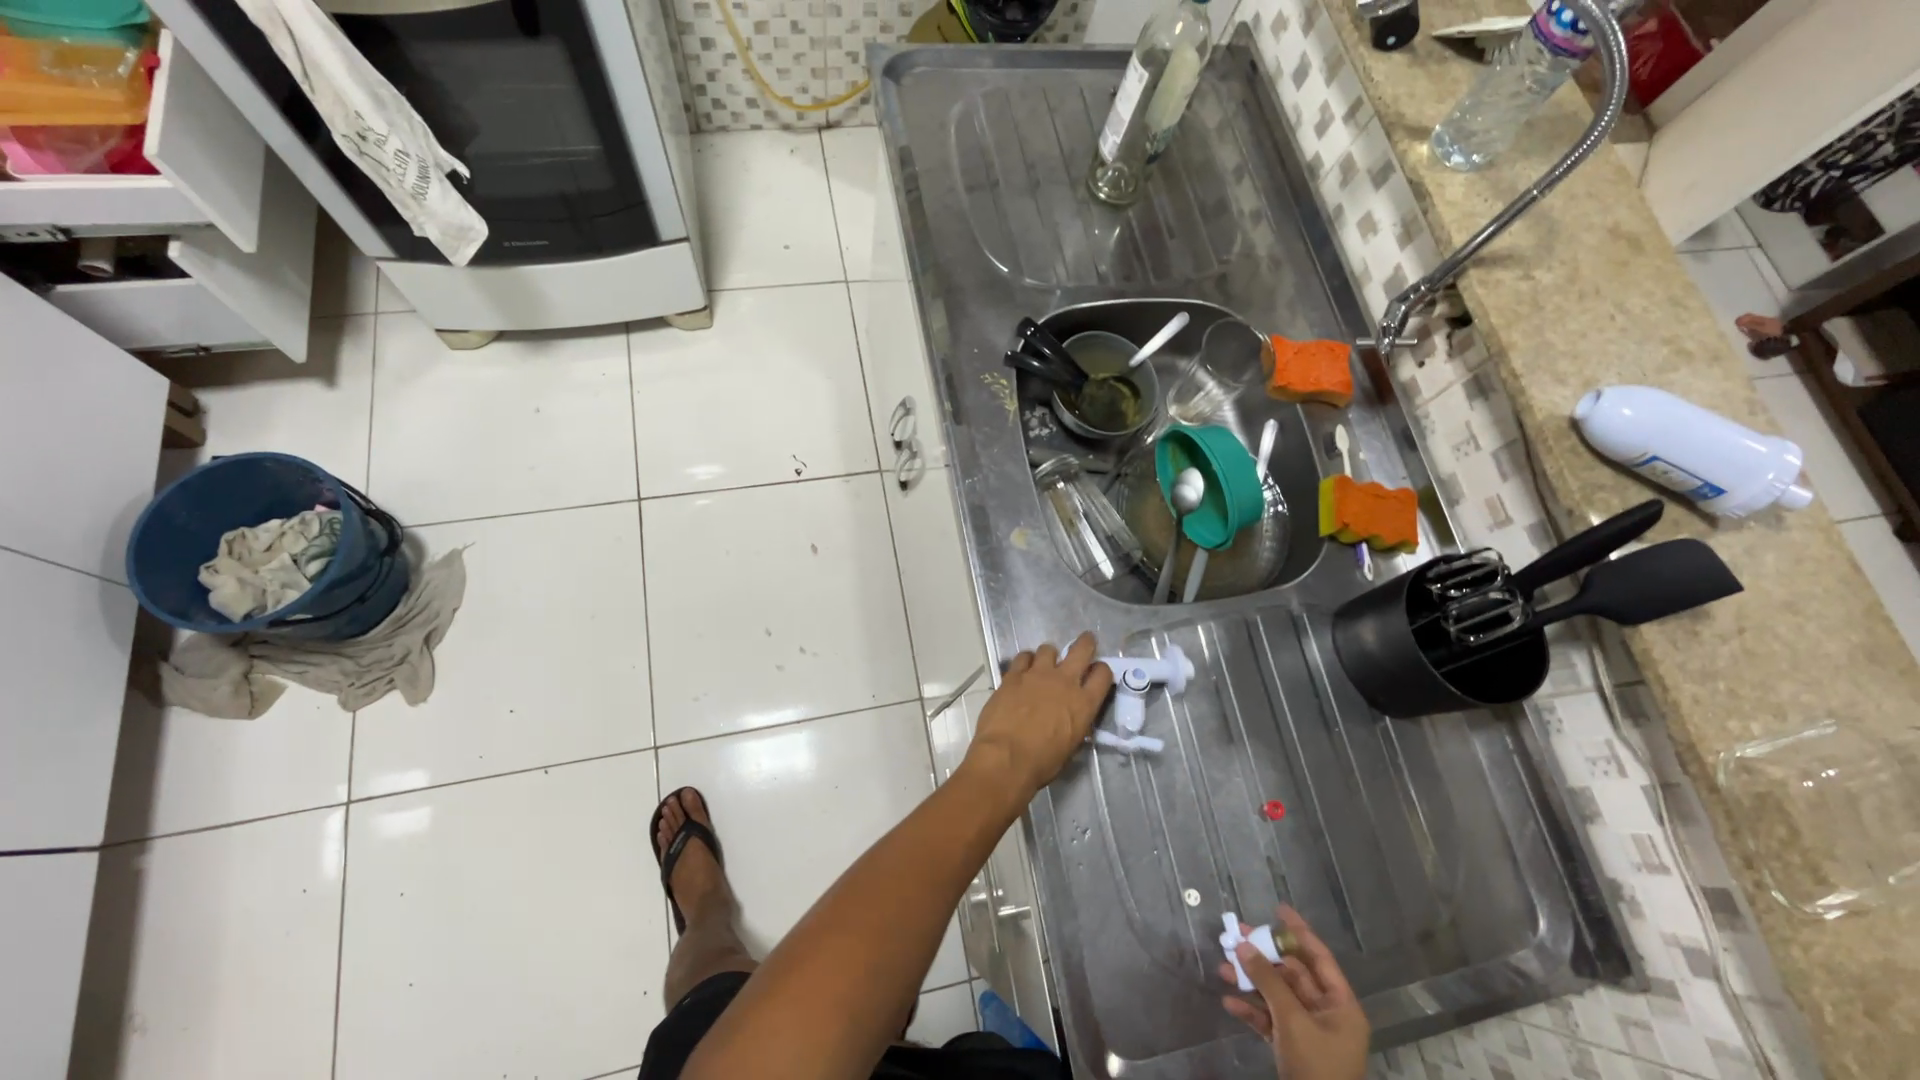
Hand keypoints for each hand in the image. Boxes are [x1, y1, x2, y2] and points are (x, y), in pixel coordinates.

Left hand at [962, 633, 1113, 805]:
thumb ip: (1075, 724)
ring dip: (1049, 655)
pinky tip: (1022, 669)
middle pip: (1081, 649)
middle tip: (1084, 641)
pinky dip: (1026, 660)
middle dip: (1085, 643)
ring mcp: (1038, 674)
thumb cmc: (1042, 762)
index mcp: (1084, 703)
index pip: (1103, 674)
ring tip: (1044, 663)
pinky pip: (1023, 656)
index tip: (1096, 672)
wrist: (1007, 756)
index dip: (1101, 670)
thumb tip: (1072, 718)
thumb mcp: (1071, 746)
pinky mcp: (1014, 675)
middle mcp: (1065, 682)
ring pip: (1049, 648)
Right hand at [1219, 906, 1369, 1079]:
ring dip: (1252, 983)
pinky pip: (1270, 1021)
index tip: (1277, 909)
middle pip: (1293, 975)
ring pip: (1278, 997)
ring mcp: (1309, 1033)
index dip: (1298, 932)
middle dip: (1264, 957)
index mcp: (1341, 1004)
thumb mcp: (1292, 1020)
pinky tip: (1230, 1005)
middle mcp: (1327, 1014)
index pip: (1319, 957)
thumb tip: (1243, 945)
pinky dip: (1252, 1012)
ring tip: (1223, 968)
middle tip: (1235, 936)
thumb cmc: (1316, 1066)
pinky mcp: (1292, 1049)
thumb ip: (1268, 981)